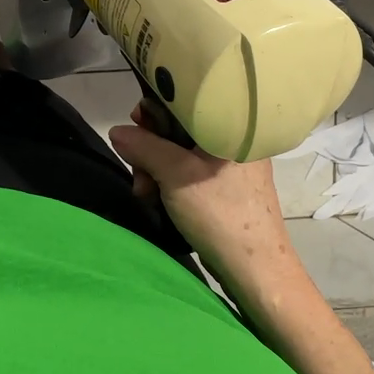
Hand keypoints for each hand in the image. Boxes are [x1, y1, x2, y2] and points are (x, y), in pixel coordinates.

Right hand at [108, 108, 298, 285]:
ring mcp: (233, 167)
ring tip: (146, 195)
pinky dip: (171, 182)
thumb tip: (117, 132)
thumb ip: (143, 147)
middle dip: (151, 148)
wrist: (257, 272)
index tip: (137, 127)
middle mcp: (236, 141)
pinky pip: (190, 172)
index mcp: (234, 127)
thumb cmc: (221, 214)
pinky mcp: (228, 189)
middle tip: (141, 174)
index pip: (187, 101)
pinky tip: (159, 200)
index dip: (157, 111)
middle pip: (179, 129)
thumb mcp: (175, 175)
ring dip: (156, 170)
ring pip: (181, 153)